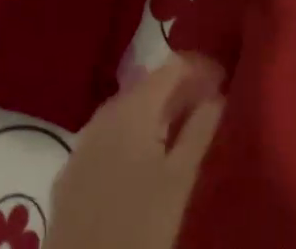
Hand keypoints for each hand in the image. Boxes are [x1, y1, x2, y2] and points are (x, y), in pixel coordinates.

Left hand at [45, 55, 225, 248]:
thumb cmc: (139, 226)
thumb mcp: (181, 180)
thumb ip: (201, 130)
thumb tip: (216, 94)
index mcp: (131, 110)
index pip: (171, 68)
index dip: (200, 68)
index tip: (224, 79)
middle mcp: (102, 117)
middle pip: (146, 87)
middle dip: (179, 89)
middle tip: (210, 103)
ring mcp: (82, 146)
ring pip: (125, 112)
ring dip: (155, 112)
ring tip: (184, 128)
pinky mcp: (71, 174)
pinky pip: (108, 137)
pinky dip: (132, 134)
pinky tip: (145, 156)